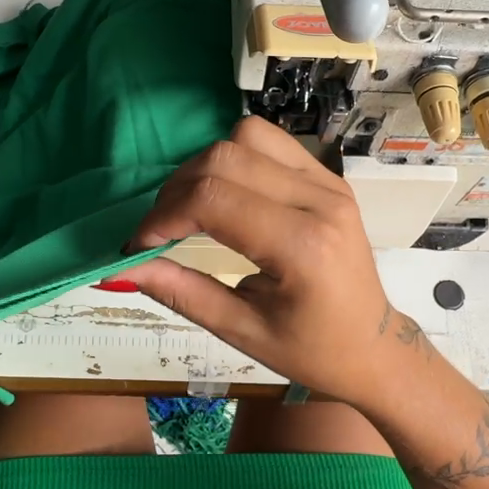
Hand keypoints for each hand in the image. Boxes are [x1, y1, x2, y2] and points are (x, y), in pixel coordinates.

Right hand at [119, 117, 427, 411]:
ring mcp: (329, 182)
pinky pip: (269, 143)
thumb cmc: (310, 351)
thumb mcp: (240, 330)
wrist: (372, 347)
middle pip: (225, 157)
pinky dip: (233, 160)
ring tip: (190, 209)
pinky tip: (224, 196)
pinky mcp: (328, 177)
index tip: (138, 245)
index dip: (162, 216)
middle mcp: (320, 201)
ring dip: (204, 167)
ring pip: (246, 137)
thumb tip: (116, 270)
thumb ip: (179, 292)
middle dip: (176, 190)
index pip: (214, 199)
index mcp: (302, 246)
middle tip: (160, 230)